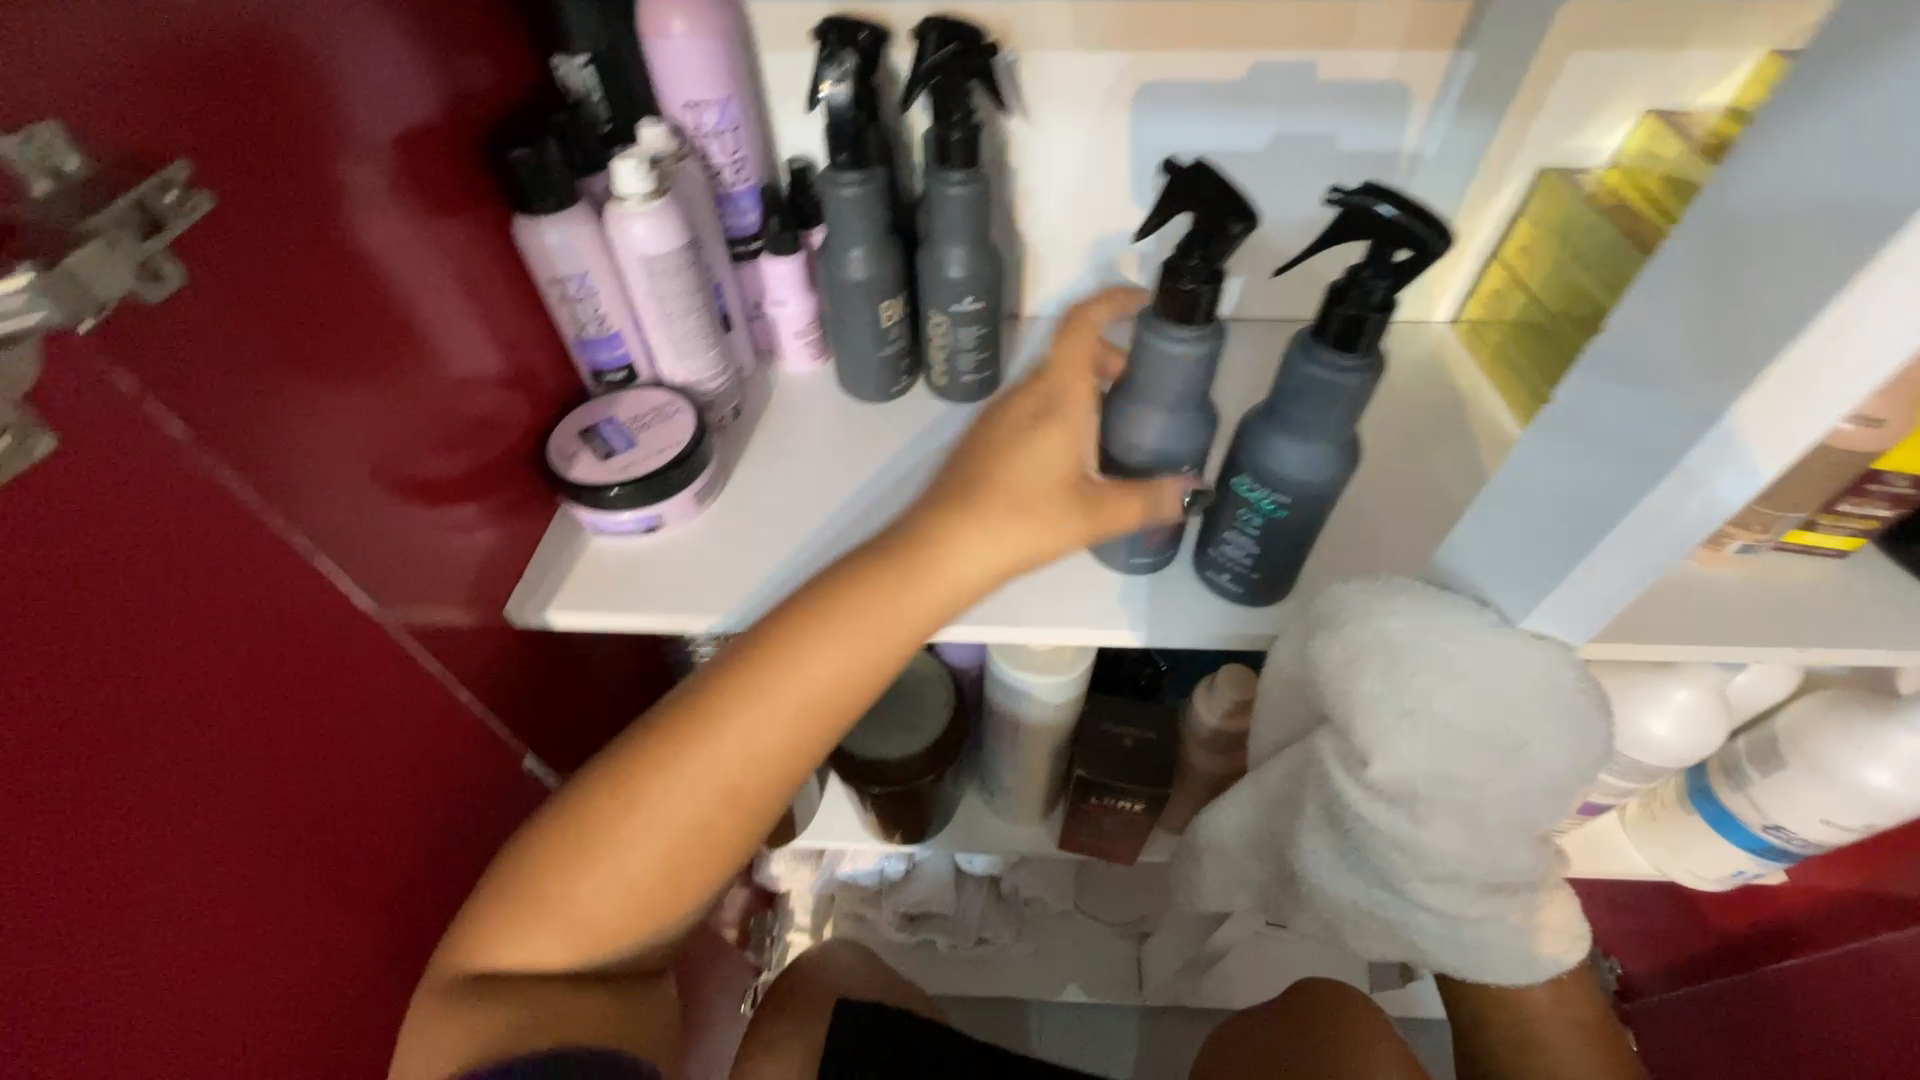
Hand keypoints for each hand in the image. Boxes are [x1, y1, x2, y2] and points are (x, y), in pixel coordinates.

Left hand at [897, 286, 1201, 580]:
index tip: (1143, 303)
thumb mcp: (1096, 515)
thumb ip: (1150, 500)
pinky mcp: (981, 439)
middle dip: (1110, 361)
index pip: (1082, 322)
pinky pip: (1029, 408)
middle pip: (1071, 355)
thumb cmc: (1023, 521)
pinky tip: (1068, 464)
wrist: (942, 547)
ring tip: (1112, 437)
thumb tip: (1198, 493)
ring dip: (1084, 392)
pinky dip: (1058, 414)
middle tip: (1140, 398)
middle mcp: (1024, 393)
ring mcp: (997, 415)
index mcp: (1056, 394)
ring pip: (1049, 384)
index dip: (1113, 301)